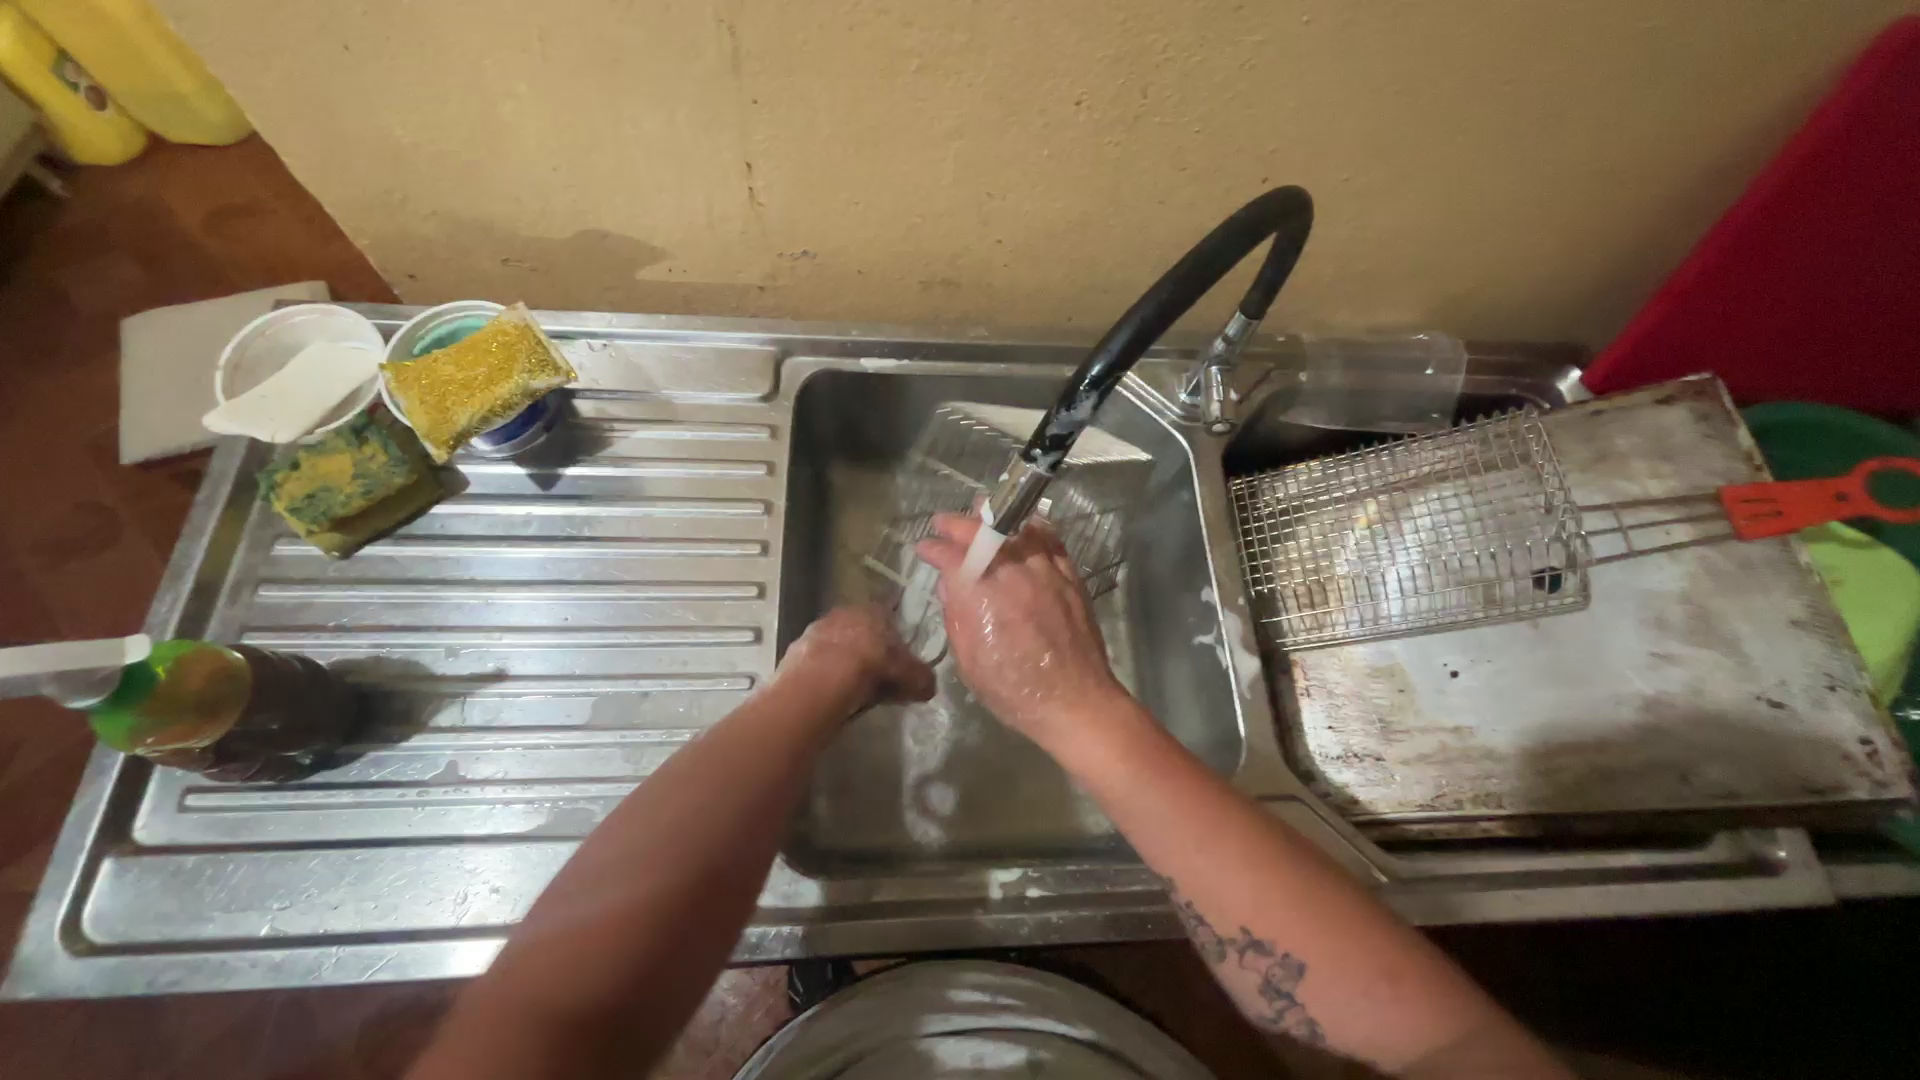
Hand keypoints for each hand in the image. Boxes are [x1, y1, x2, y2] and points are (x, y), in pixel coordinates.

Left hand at [779, 605, 935, 712]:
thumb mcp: (909, 675)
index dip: (894, 640)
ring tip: (855, 691)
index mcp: (872, 609)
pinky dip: (825, 675)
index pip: (888, 617)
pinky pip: (818, 663)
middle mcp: (843, 612)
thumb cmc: (871, 668)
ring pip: (838, 646)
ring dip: (845, 664)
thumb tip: (929, 687)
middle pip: (861, 632)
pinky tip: (832, 694)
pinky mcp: (796, 650)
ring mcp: (816, 630)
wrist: (820, 680)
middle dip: (869, 652)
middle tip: (879, 679)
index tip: (898, 662)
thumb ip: (922, 678)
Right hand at [915, 513, 1131, 748]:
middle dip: (957, 525)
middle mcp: (1012, 572)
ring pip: (1017, 530)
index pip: (950, 557)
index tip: (923, 549)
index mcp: (981, 594)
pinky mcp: (1070, 578)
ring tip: (982, 508)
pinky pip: (1052, 542)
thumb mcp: (969, 661)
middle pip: (981, 534)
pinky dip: (1035, 528)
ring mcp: (1045, 571)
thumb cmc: (1013, 690)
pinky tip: (1027, 526)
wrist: (1073, 701)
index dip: (933, 549)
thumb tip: (950, 587)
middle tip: (943, 522)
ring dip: (994, 517)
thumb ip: (957, 618)